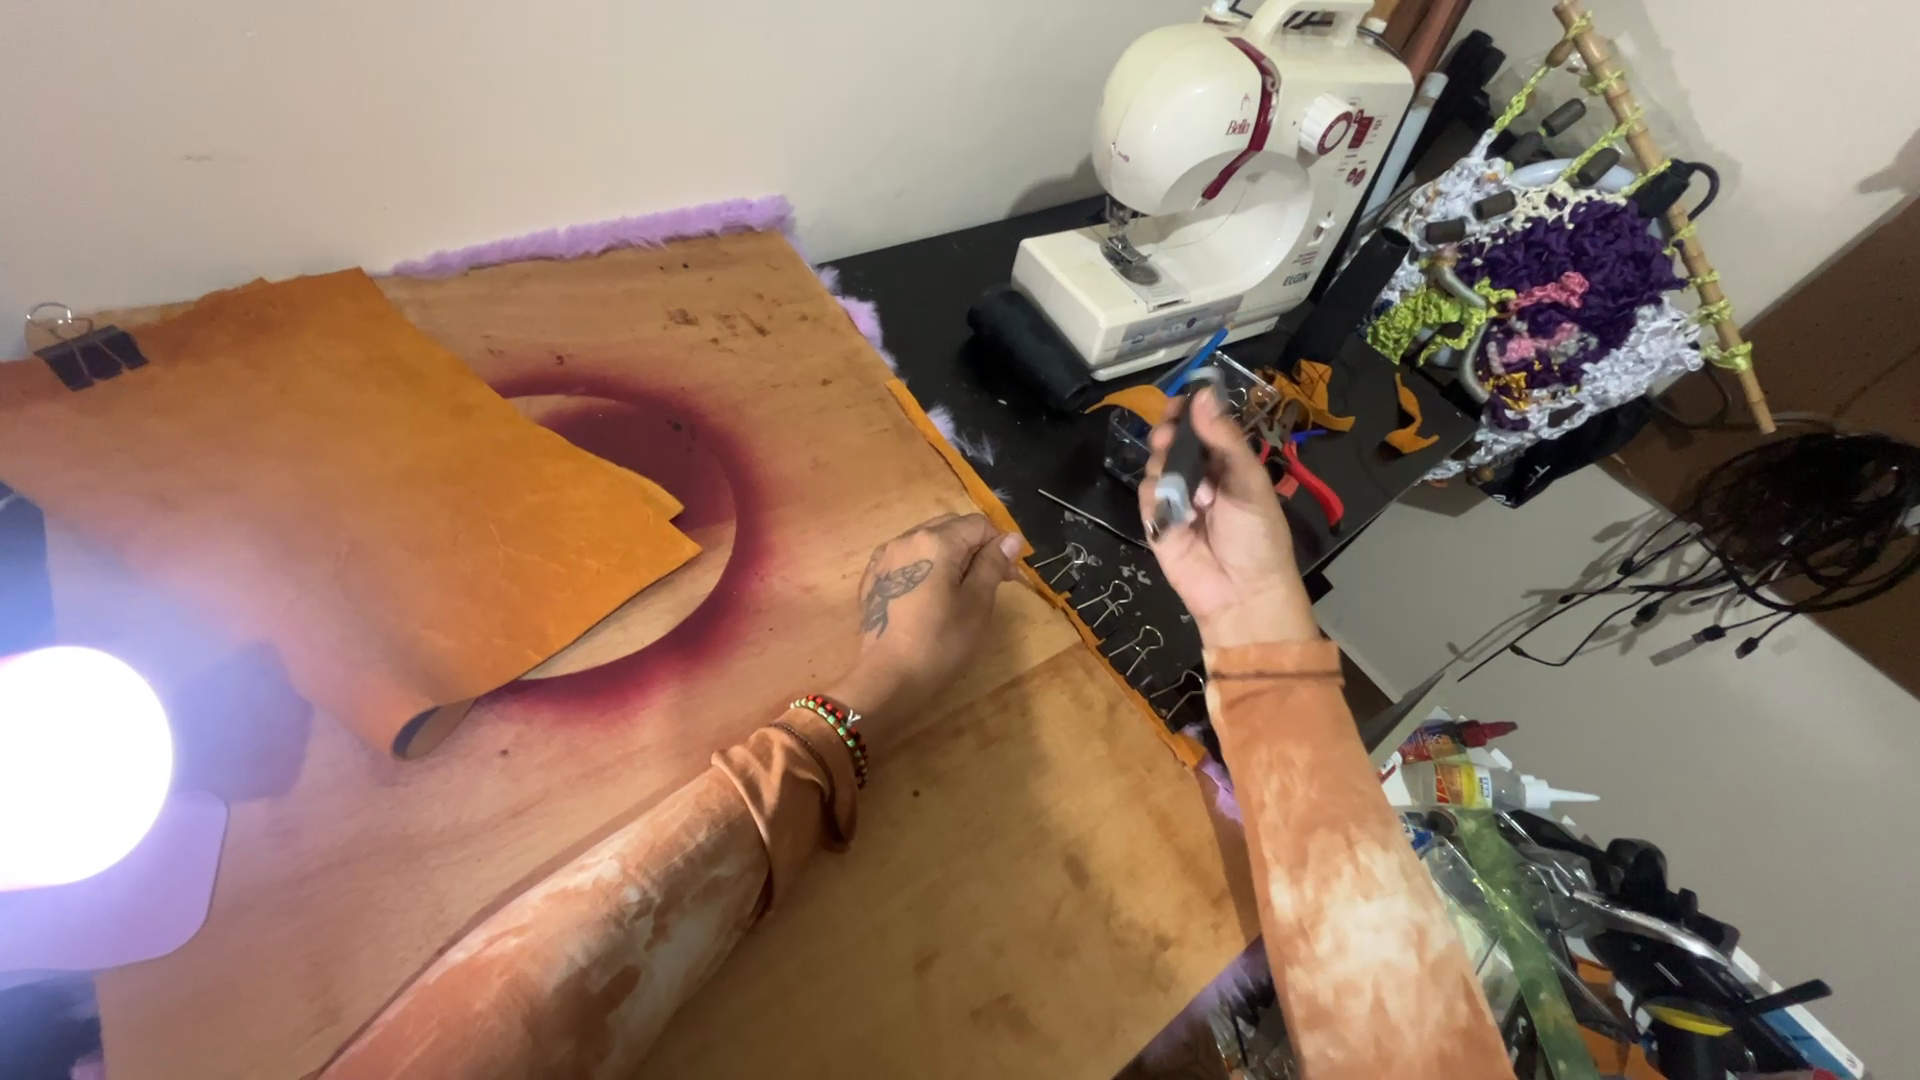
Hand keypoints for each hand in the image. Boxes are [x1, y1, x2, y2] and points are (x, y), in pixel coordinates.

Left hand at [827, 514, 1022, 753]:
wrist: (889, 678)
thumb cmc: (941, 641)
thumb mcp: (977, 603)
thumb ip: (993, 564)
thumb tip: (1011, 538)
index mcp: (935, 541)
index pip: (978, 525)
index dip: (1000, 546)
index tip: (1009, 577)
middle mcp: (906, 539)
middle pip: (950, 528)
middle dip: (975, 547)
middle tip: (990, 582)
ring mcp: (884, 558)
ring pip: (926, 542)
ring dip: (949, 556)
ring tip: (960, 590)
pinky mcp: (873, 578)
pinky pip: (906, 560)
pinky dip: (924, 567)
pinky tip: (929, 595)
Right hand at [1139, 387, 1319, 648]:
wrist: (1241, 593)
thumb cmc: (1257, 537)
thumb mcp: (1248, 482)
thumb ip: (1224, 440)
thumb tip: (1202, 393)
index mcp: (1228, 465)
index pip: (1204, 427)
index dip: (1190, 412)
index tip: (1180, 401)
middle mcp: (1200, 478)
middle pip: (1174, 442)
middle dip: (1169, 434)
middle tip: (1169, 435)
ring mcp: (1176, 499)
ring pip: (1156, 464)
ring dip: (1165, 465)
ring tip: (1186, 485)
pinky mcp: (1156, 522)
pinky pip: (1146, 495)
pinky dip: (1154, 494)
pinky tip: (1173, 506)